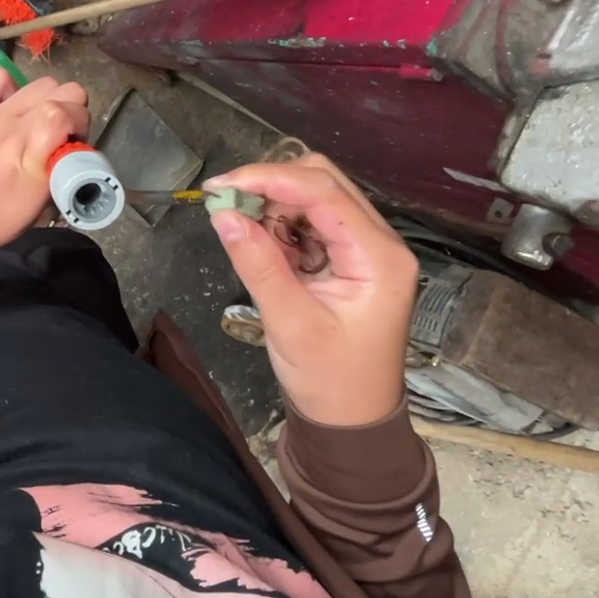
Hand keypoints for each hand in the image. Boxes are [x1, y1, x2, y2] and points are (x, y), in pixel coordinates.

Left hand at [0, 69, 88, 264]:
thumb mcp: (29, 216)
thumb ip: (54, 180)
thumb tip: (66, 157)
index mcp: (34, 166)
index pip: (72, 115)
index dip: (81, 124)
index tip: (72, 141)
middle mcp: (15, 134)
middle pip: (66, 90)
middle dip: (70, 108)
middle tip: (55, 130)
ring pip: (39, 81)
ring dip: (44, 98)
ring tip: (28, 120)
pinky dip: (8, 88)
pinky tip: (1, 108)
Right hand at [206, 155, 417, 427]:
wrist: (352, 419)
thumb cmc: (329, 378)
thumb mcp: (288, 323)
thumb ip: (257, 264)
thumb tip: (222, 214)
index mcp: (378, 257)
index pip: (323, 192)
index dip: (268, 179)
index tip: (219, 186)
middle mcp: (378, 241)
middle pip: (322, 181)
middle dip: (269, 184)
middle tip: (223, 202)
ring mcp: (363, 247)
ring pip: (314, 195)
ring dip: (272, 203)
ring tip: (242, 232)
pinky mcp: (345, 255)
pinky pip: (308, 219)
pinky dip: (278, 222)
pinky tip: (261, 246)